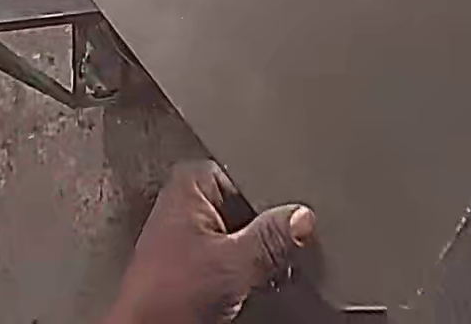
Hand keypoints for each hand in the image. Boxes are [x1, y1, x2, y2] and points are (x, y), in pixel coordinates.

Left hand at [104, 160, 314, 323]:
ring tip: (273, 265)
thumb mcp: (231, 264)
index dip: (275, 197)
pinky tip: (260, 280)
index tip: (298, 215)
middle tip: (290, 244)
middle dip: (268, 227)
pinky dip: (250, 267)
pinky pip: (235, 254)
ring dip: (261, 252)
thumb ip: (270, 238)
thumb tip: (303, 217)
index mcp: (191, 180)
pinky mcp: (196, 263)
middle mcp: (189, 199)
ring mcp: (192, 232)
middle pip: (247, 205)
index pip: (249, 175)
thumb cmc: (167, 297)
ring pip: (243, 233)